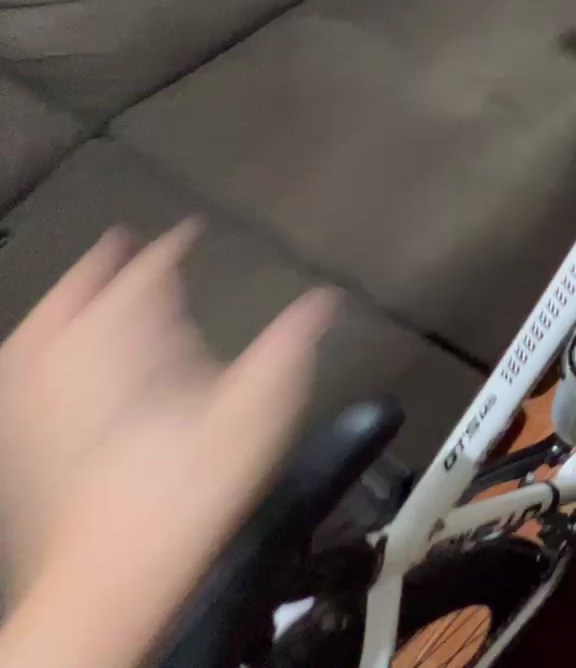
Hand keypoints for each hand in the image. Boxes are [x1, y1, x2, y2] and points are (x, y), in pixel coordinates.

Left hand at [0, 224, 331, 667]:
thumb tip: (323, 299)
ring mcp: (47, 412)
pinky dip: (34, 352)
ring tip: (79, 286)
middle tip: (119, 242)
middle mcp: (81, 376)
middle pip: (77, 309)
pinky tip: (42, 356)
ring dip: (60, 306)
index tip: (185, 232)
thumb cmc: (195, 483)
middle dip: (98, 271)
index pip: (143, 290)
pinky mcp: (32, 444)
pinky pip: (22, 381)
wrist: (119, 566)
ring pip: (39, 342)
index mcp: (136, 359)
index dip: (164, 255)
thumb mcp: (260, 409)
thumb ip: (290, 347)